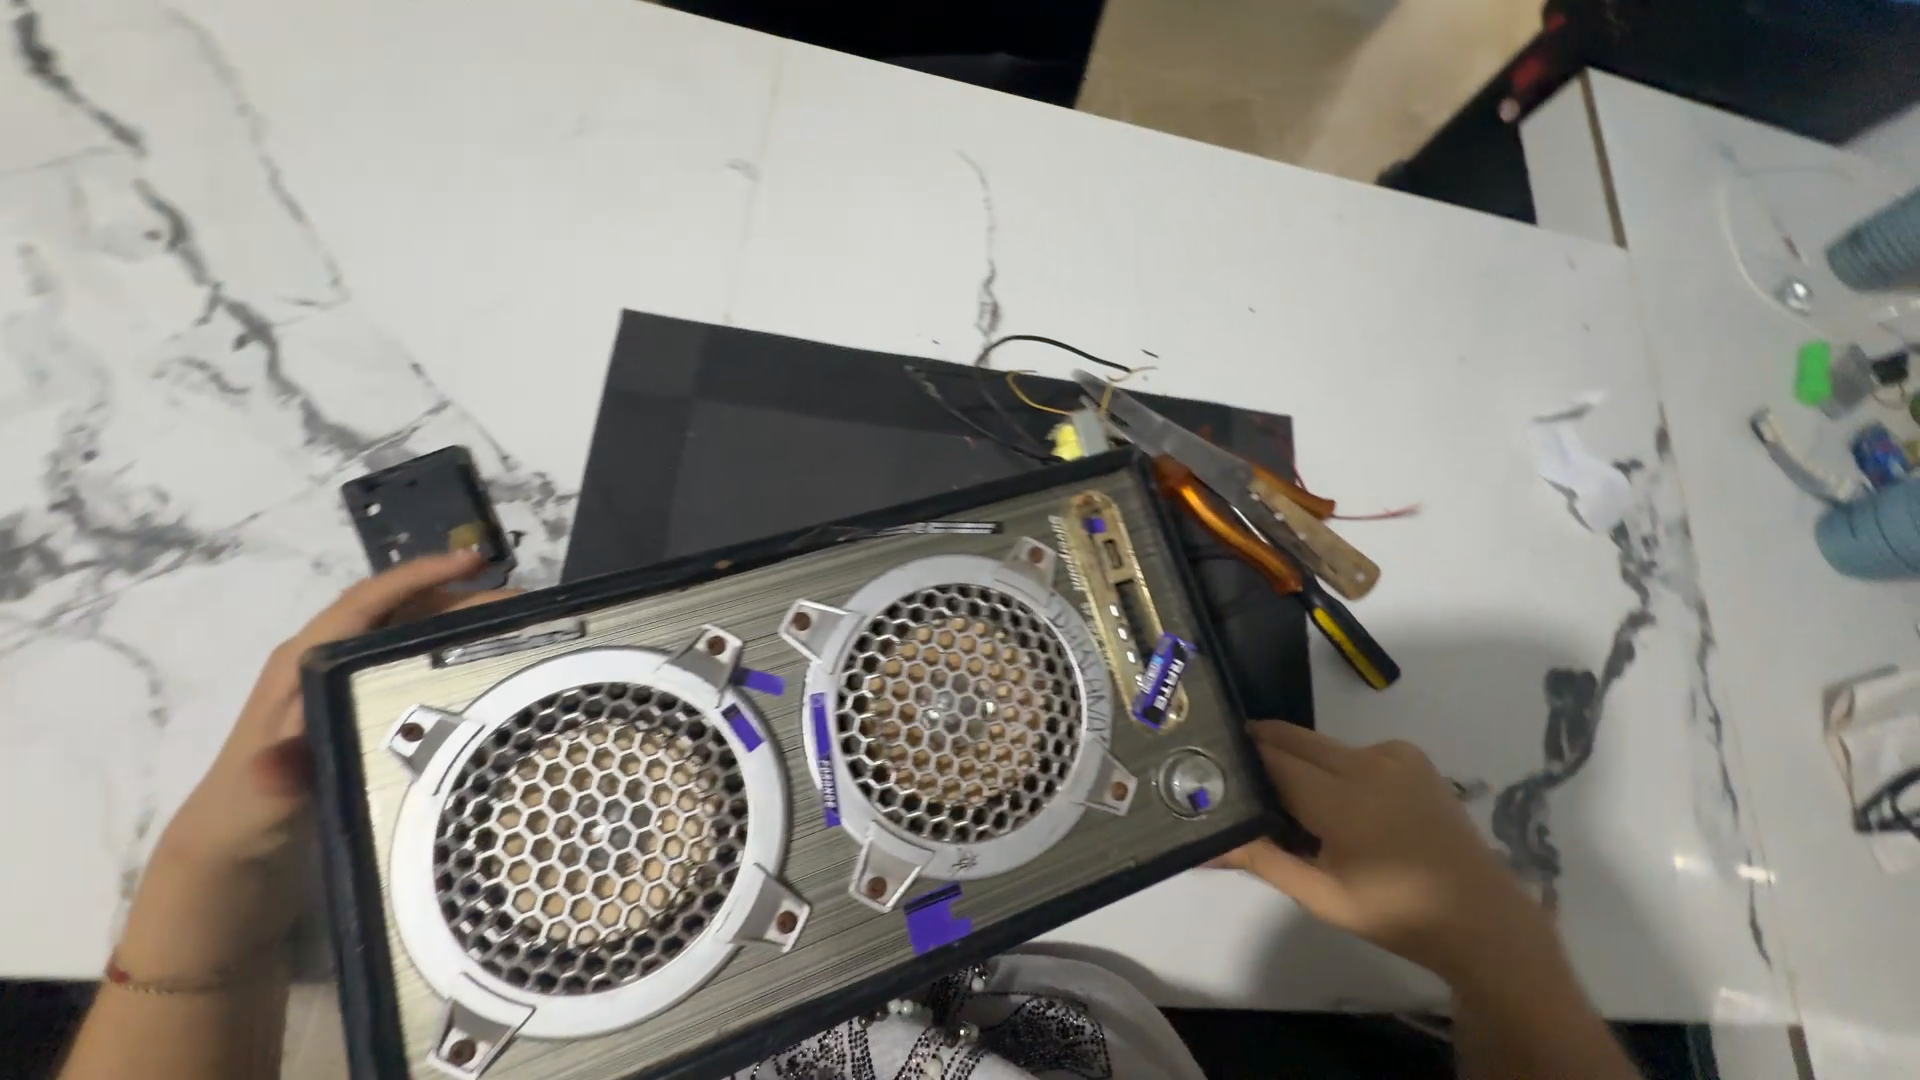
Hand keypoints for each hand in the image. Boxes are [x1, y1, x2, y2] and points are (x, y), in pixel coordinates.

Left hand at [132, 551, 515, 972]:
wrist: (240, 847)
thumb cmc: (251, 812)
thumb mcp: (263, 795)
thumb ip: (278, 774)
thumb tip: (287, 757)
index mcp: (307, 662)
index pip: (367, 602)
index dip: (419, 576)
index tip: (473, 562)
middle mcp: (334, 659)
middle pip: (404, 610)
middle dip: (463, 597)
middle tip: (523, 603)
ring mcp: (357, 679)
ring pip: (417, 630)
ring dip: (466, 620)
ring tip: (521, 624)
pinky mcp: (375, 701)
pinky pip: (422, 660)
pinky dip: (460, 649)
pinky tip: (495, 661)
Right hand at [1215, 721, 1550, 982]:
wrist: (1483, 919)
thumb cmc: (1395, 913)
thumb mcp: (1322, 897)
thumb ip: (1262, 859)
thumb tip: (1206, 845)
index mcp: (1341, 800)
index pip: (1271, 758)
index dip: (1239, 760)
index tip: (1211, 767)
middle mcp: (1365, 763)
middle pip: (1292, 739)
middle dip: (1261, 750)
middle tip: (1236, 775)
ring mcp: (1392, 755)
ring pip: (1320, 743)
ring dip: (1298, 760)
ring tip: (1292, 800)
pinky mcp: (1411, 755)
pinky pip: (1353, 749)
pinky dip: (1335, 764)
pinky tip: (1346, 799)